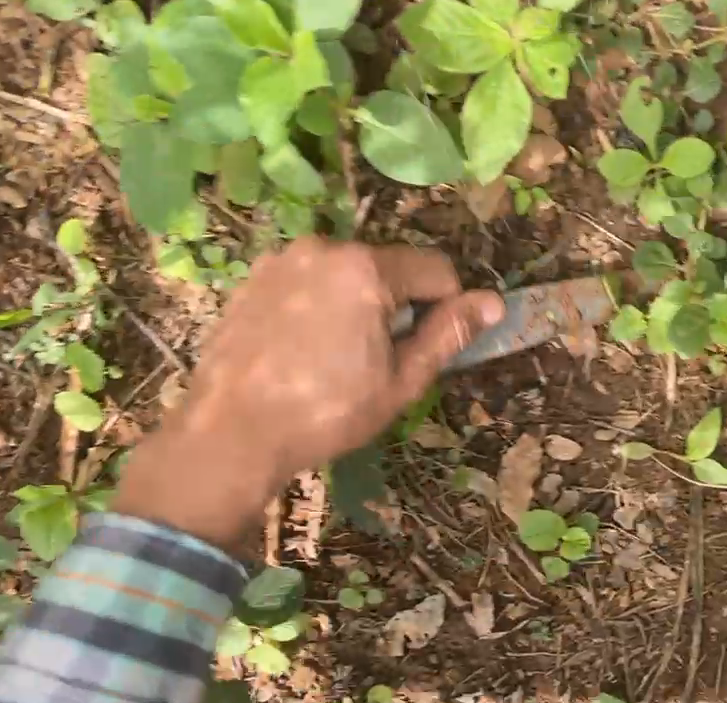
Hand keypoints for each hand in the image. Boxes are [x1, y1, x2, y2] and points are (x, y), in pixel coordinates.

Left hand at [115, 239, 502, 550]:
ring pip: (350, 275)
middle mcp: (324, 247)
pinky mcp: (255, 277)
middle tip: (383, 362)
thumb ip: (448, 334)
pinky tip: (307, 352)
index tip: (428, 350)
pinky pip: (312, 282)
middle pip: (392, 268)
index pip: (438, 270)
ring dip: (362, 306)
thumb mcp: (402, 380)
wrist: (232, 430)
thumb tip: (494, 302)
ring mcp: (283, 259)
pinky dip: (324, 307)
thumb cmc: (329, 411)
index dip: (447, 310)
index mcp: (366, 269)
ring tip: (341, 360)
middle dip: (400, 307)